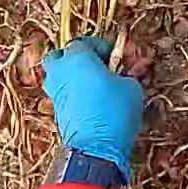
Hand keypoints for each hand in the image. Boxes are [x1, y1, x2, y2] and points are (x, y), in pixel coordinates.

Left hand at [41, 37, 144, 173]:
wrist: (96, 147)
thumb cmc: (114, 110)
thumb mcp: (132, 86)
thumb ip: (127, 73)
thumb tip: (128, 72)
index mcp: (77, 58)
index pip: (84, 41)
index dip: (102, 46)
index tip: (116, 55)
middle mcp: (60, 72)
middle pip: (61, 56)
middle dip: (77, 58)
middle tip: (98, 65)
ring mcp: (55, 93)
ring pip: (59, 76)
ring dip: (73, 76)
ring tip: (96, 84)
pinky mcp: (56, 111)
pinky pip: (64, 94)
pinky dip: (74, 93)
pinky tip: (93, 100)